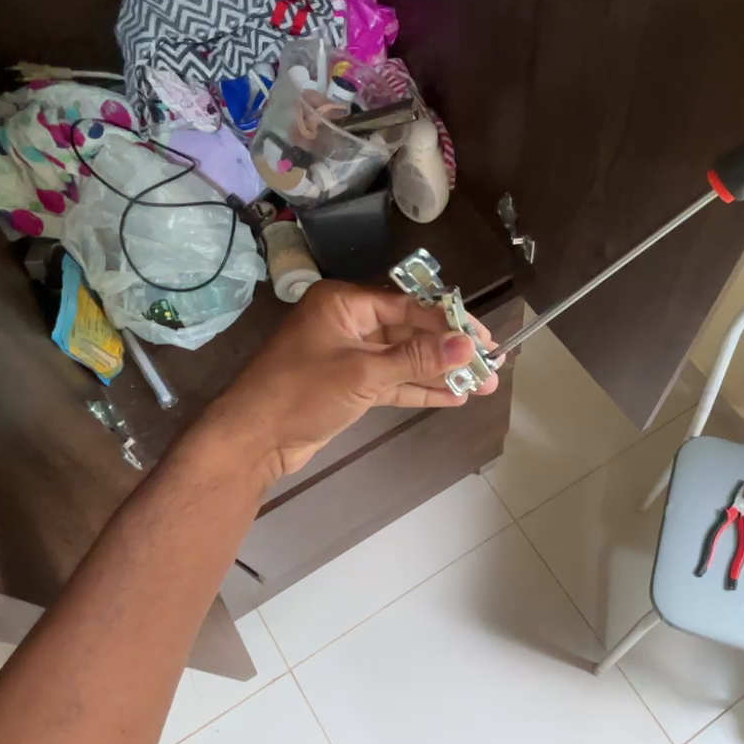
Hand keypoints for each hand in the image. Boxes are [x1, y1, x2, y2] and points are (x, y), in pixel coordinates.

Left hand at [199, 281, 497, 478]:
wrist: (252, 440)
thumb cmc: (301, 393)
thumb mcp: (363, 373)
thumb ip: (417, 359)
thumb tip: (467, 347)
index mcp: (344, 304)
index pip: (409, 305)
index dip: (450, 322)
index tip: (483, 339)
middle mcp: (348, 323)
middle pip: (410, 332)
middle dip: (449, 352)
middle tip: (491, 365)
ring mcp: (349, 356)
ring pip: (404, 360)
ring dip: (440, 373)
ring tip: (483, 385)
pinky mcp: (349, 387)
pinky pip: (392, 382)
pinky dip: (418, 390)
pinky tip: (452, 397)